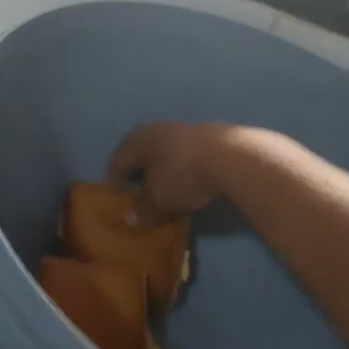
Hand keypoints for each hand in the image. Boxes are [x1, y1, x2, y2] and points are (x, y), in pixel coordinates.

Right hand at [106, 122, 243, 223]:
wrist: (232, 156)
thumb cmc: (182, 174)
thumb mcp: (159, 198)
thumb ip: (143, 209)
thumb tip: (130, 218)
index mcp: (137, 140)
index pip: (117, 161)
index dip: (116, 181)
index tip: (121, 199)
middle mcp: (156, 130)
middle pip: (141, 154)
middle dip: (140, 175)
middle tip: (143, 195)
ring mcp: (184, 130)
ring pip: (165, 153)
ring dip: (163, 171)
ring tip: (169, 192)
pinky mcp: (208, 135)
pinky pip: (186, 155)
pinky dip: (184, 169)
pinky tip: (192, 183)